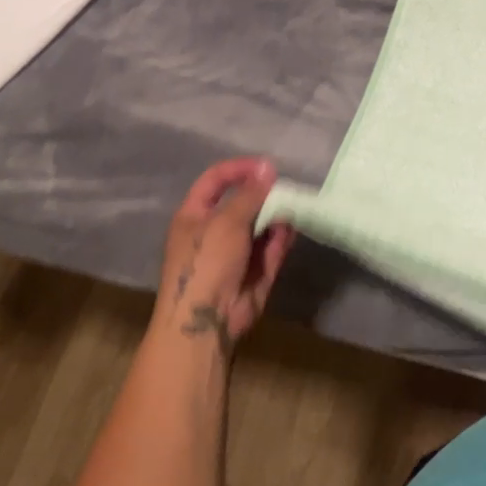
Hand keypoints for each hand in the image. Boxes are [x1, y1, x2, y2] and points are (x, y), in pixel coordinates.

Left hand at [151, 158, 296, 357]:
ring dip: (277, 216)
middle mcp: (216, 230)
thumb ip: (250, 195)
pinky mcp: (257, 268)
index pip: (215, 181)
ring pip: (262, 223)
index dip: (238, 169)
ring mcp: (238, 250)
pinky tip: (291, 230)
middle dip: (265, 194)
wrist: (207, 319)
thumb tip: (267, 169)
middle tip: (285, 190)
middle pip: (244, 201)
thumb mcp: (225, 222)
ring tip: (290, 211)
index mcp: (195, 216)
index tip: (266, 167)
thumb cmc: (206, 263)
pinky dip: (283, 237)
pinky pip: (273, 245)